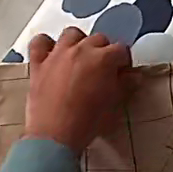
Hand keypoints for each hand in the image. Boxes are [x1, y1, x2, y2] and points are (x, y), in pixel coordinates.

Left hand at [23, 27, 130, 153]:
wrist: (55, 137)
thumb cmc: (87, 123)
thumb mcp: (114, 105)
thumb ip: (125, 85)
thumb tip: (134, 76)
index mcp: (103, 59)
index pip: (121, 50)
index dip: (123, 61)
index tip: (122, 71)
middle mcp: (81, 50)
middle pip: (99, 39)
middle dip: (104, 51)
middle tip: (103, 69)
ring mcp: (58, 54)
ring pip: (71, 34)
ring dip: (79, 42)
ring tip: (80, 58)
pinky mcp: (39, 63)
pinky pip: (40, 42)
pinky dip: (46, 44)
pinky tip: (51, 53)